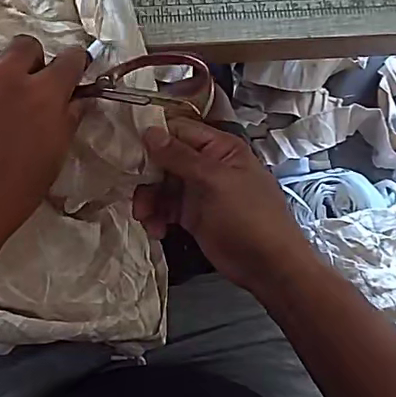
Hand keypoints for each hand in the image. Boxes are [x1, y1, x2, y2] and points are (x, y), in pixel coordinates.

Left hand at [0, 35, 89, 284]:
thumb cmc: (14, 192)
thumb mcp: (53, 157)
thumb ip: (68, 119)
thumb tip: (77, 99)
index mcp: (41, 94)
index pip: (70, 58)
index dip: (78, 64)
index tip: (77, 74)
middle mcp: (4, 78)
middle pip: (27, 45)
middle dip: (37, 62)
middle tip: (37, 90)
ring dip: (5, 76)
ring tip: (4, 108)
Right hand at [134, 117, 326, 296]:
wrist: (269, 266)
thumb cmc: (249, 217)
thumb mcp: (215, 181)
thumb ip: (180, 156)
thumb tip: (149, 132)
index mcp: (219, 148)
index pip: (179, 130)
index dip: (152, 137)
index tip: (126, 149)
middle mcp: (208, 165)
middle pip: (165, 159)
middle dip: (146, 175)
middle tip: (134, 191)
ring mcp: (200, 191)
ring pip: (161, 186)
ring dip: (149, 200)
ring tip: (145, 218)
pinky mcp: (193, 216)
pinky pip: (166, 209)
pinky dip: (157, 217)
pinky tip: (157, 230)